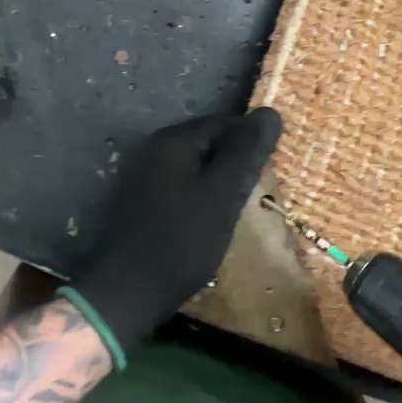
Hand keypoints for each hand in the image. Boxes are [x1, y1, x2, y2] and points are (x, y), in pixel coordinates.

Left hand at [70, 109, 283, 350]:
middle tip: (260, 191)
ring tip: (241, 209)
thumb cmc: (182, 240)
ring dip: (220, 183)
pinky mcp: (145, 201)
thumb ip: (246, 153)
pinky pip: (183, 188)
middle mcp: (155, 150)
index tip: (272, 170)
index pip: (226, 123)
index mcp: (174, 140)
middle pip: (210, 144)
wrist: (129, 290)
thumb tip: (270, 111)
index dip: (252, 142)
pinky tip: (212, 222)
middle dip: (236, 163)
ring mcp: (146, 176)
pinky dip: (202, 198)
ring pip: (197, 168)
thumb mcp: (222, 195)